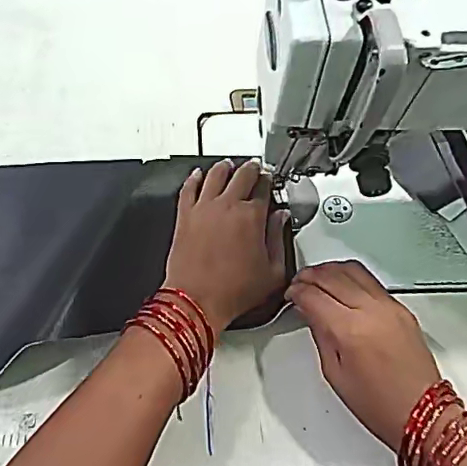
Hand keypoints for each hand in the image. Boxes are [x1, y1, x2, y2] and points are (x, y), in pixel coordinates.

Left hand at [163, 159, 290, 333]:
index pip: (264, 189)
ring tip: (229, 165)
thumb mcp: (273, 272)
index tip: (270, 182)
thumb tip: (281, 220)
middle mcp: (227, 206)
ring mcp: (203, 209)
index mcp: (252, 217)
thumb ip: (279, 240)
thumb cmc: (232, 291)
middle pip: (242, 175)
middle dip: (251, 169)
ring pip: (215, 175)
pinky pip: (189, 188)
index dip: (269, 183)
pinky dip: (194, 178)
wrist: (196, 300)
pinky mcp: (184, 216)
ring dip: (225, 168)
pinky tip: (197, 175)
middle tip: (255, 169)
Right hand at [288, 261, 442, 449]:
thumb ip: (320, 335)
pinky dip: (351, 277)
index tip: (291, 295)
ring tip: (319, 279)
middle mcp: (372, 312)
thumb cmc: (382, 405)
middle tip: (299, 284)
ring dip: (330, 270)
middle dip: (310, 276)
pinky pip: (371, 281)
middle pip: (331, 276)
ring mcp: (390, 308)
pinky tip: (342, 286)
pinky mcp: (402, 309)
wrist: (423, 414)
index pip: (313, 294)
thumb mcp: (334, 373)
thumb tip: (310, 312)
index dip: (296, 291)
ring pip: (353, 270)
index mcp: (350, 330)